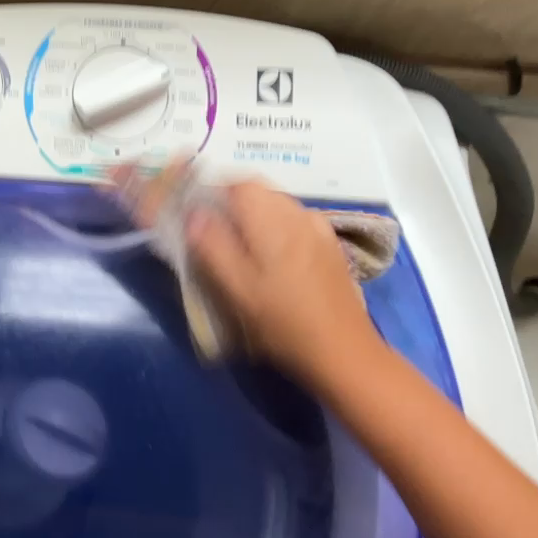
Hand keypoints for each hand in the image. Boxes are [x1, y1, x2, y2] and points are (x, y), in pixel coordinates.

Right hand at [121, 164, 379, 384]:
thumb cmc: (283, 323)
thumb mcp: (236, 288)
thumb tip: (191, 214)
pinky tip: (267, 256)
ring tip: (234, 243)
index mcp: (273, 221)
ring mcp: (318, 230)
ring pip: (275, 204)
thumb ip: (212, 245)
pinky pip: (292, 220)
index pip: (239, 183)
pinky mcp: (328, 246)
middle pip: (258, 190)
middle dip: (229, 200)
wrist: (345, 353)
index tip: (191, 208)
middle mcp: (299, 215)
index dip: (211, 189)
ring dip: (251, 213)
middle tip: (208, 227)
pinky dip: (272, 226)